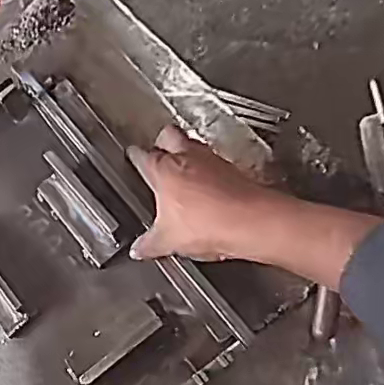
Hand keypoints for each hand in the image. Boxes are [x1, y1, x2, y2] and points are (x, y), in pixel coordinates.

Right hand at [127, 125, 292, 262]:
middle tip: (158, 152)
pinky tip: (208, 189)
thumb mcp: (167, 240)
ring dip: (188, 154)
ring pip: (195, 146)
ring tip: (182, 170)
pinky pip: (216, 164)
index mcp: (163, 169)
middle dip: (162, 141)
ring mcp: (213, 161)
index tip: (133, 156)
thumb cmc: (208, 222)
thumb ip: (149, 244)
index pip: (143, 155)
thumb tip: (139, 249)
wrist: (251, 222)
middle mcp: (187, 157)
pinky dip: (210, 172)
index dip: (135, 156)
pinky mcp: (234, 170)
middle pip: (170, 135)